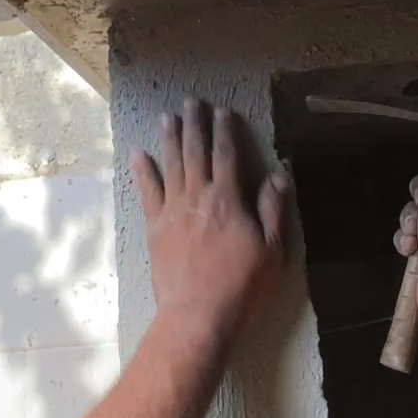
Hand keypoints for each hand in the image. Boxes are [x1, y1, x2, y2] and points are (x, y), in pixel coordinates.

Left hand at [131, 97, 289, 350]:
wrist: (197, 314)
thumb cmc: (241, 285)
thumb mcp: (272, 250)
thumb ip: (273, 209)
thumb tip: (280, 174)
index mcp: (228, 199)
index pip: (227, 155)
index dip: (225, 131)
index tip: (223, 111)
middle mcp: (198, 196)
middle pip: (196, 152)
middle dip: (195, 125)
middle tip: (191, 102)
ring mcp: (173, 210)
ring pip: (172, 165)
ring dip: (170, 139)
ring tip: (167, 117)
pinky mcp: (155, 227)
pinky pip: (148, 192)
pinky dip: (143, 171)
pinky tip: (138, 154)